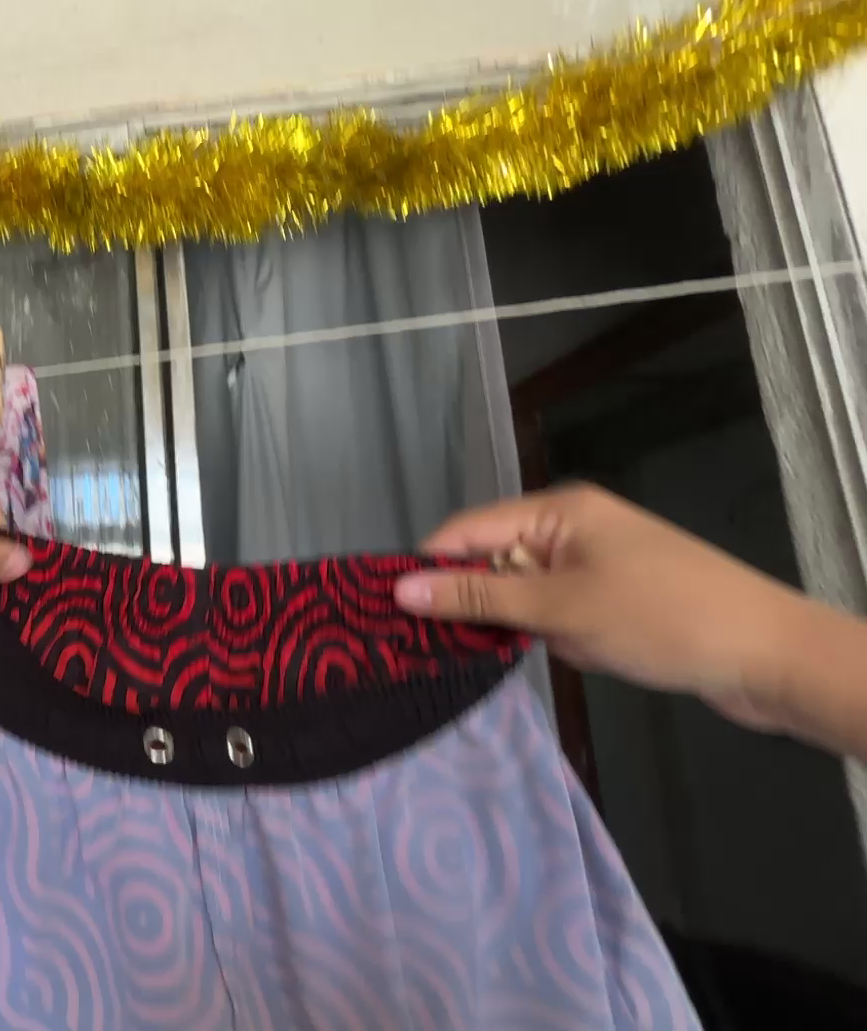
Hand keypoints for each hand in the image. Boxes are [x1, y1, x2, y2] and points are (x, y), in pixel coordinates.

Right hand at [392, 483, 819, 729]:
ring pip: (513, 588)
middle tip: (436, 638)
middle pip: (485, 559)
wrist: (781, 662)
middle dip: (468, 597)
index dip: (427, 566)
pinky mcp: (605, 594)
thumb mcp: (559, 608)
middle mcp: (567, 529)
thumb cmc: (666, 619)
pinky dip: (538, 629)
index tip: (393, 607)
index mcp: (557, 512)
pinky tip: (549, 648)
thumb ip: (475, 596)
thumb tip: (398, 589)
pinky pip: (545, 606)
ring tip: (503, 646)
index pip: (465, 531)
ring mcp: (588, 563)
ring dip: (508, 618)